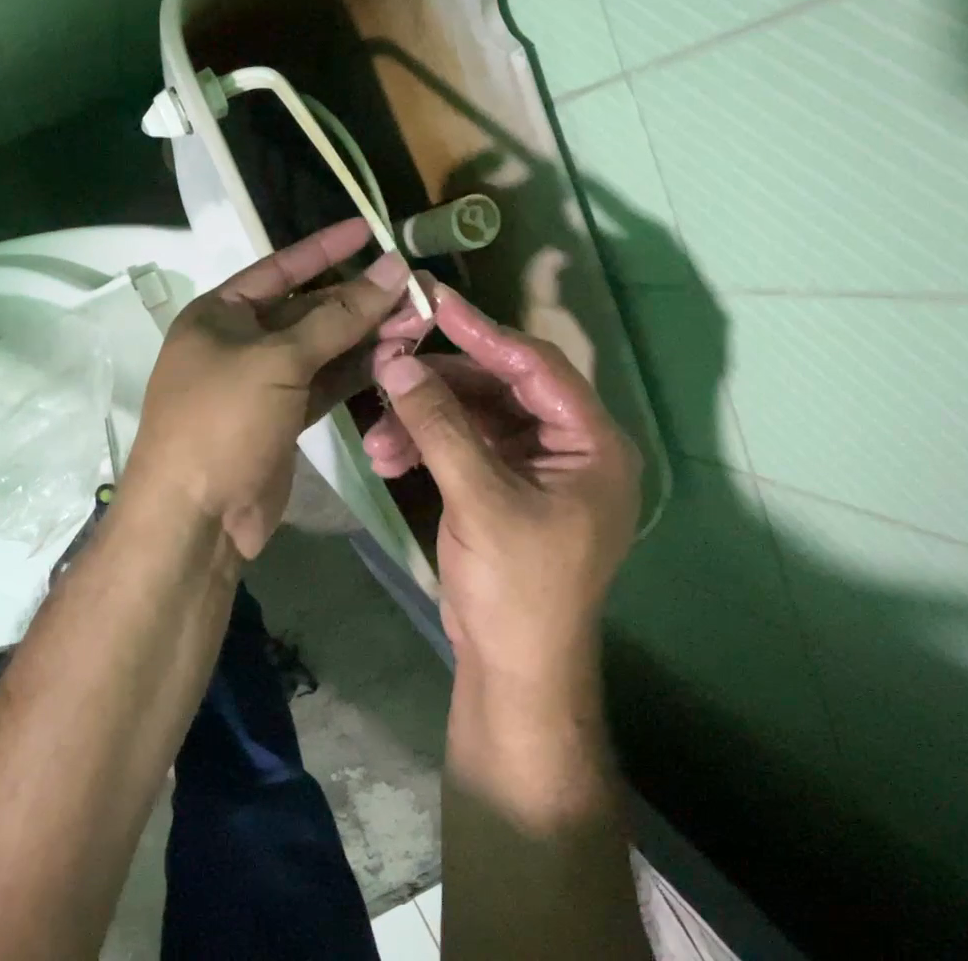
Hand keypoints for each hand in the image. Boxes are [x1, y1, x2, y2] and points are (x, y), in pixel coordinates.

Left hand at [128, 219, 428, 557]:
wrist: (195, 515)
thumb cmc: (221, 421)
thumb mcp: (277, 359)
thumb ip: (337, 316)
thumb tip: (392, 269)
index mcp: (217, 315)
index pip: (279, 269)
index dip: (325, 249)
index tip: (373, 229)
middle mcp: (236, 344)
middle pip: (306, 310)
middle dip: (358, 299)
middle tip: (417, 287)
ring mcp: (260, 385)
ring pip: (320, 350)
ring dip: (365, 336)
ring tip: (419, 320)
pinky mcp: (281, 420)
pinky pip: (323, 384)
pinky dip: (356, 372)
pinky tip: (396, 357)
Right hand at [364, 285, 639, 675]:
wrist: (514, 665)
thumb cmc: (518, 586)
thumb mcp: (480, 501)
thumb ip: (440, 427)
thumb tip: (396, 364)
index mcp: (592, 444)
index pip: (539, 367)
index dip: (485, 333)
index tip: (434, 302)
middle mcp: (567, 447)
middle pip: (499, 389)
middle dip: (436, 389)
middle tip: (383, 379)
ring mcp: (532, 468)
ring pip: (472, 417)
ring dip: (421, 422)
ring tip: (375, 442)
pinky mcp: (500, 487)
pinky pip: (460, 447)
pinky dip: (423, 447)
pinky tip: (386, 458)